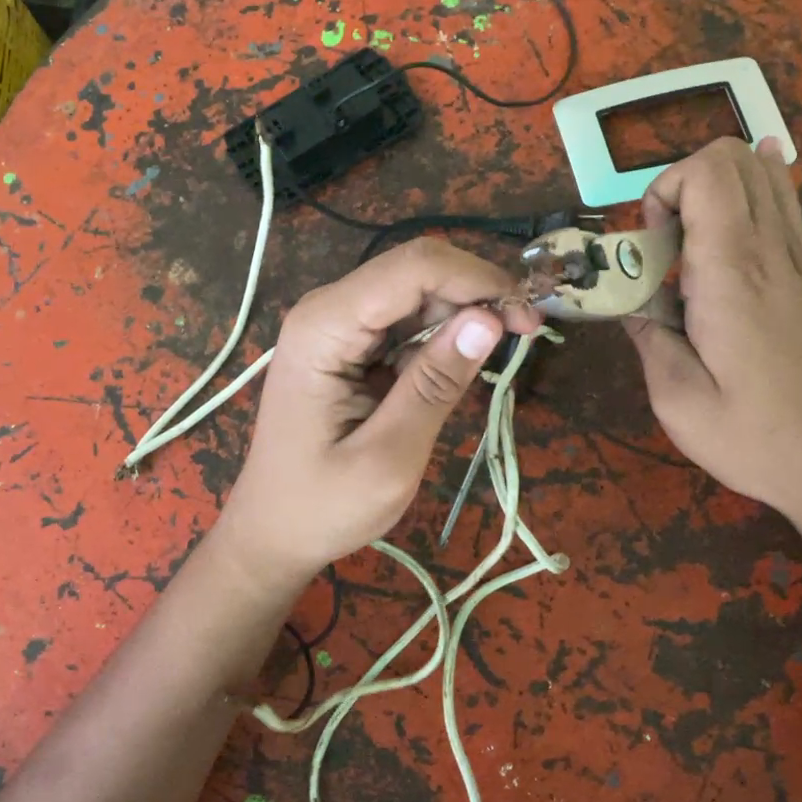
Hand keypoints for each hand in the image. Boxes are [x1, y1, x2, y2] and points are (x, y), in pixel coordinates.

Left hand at [219, 238, 540, 580]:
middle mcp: (326, 310)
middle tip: (525, 335)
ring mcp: (334, 325)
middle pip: (415, 272)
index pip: (412, 269)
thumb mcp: (389, 457)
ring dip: (462, 313)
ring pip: (415, 292)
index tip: (528, 320)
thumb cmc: (322, 506)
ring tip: (497, 355)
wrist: (272, 532)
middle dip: (475, 293)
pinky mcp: (347, 345)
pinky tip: (455, 367)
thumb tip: (490, 319)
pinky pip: (403, 321)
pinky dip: (439, 336)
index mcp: (324, 328)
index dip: (478, 281)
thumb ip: (436, 385)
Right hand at [626, 138, 801, 538]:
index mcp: (735, 275)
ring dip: (719, 192)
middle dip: (684, 183)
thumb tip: (630, 301)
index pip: (709, 173)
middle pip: (738, 159)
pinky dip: (750, 208)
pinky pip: (784, 214)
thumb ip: (648, 337)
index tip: (649, 246)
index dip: (665, 187)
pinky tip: (727, 241)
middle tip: (664, 246)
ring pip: (768, 179)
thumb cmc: (761, 440)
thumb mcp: (678, 402)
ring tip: (690, 246)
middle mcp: (775, 254)